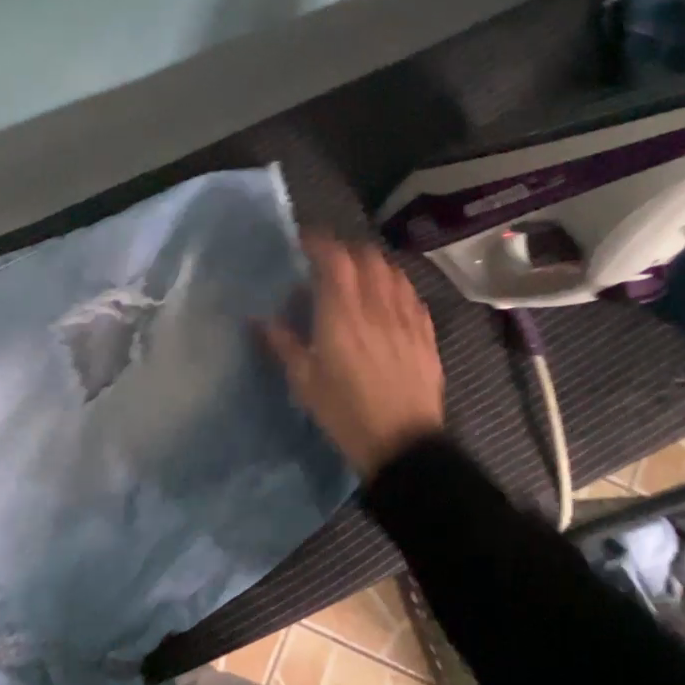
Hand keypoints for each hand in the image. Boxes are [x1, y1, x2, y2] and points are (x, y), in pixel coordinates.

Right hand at [263, 237, 445, 475]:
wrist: (402, 442)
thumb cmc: (344, 413)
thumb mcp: (304, 382)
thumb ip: (283, 344)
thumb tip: (259, 319)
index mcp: (341, 316)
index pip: (334, 260)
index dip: (320, 243)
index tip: (304, 242)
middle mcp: (376, 307)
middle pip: (367, 258)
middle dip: (347, 251)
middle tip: (329, 260)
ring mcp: (406, 318)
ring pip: (393, 272)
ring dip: (373, 265)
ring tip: (359, 275)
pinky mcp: (425, 334)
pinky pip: (412, 295)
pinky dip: (396, 286)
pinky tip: (388, 299)